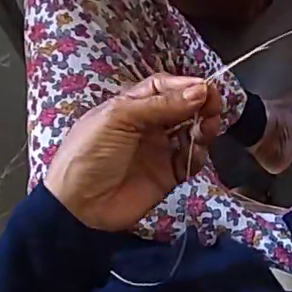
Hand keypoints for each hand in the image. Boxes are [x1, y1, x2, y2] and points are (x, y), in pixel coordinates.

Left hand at [44, 74, 224, 230]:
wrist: (78, 205)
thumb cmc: (89, 153)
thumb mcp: (118, 118)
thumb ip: (160, 105)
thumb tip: (200, 91)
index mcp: (130, 107)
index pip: (164, 88)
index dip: (185, 86)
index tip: (205, 88)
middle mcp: (147, 126)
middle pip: (183, 108)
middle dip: (201, 105)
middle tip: (213, 108)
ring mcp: (158, 151)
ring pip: (192, 132)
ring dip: (204, 128)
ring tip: (207, 129)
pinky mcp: (167, 176)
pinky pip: (191, 160)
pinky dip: (199, 154)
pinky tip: (196, 153)